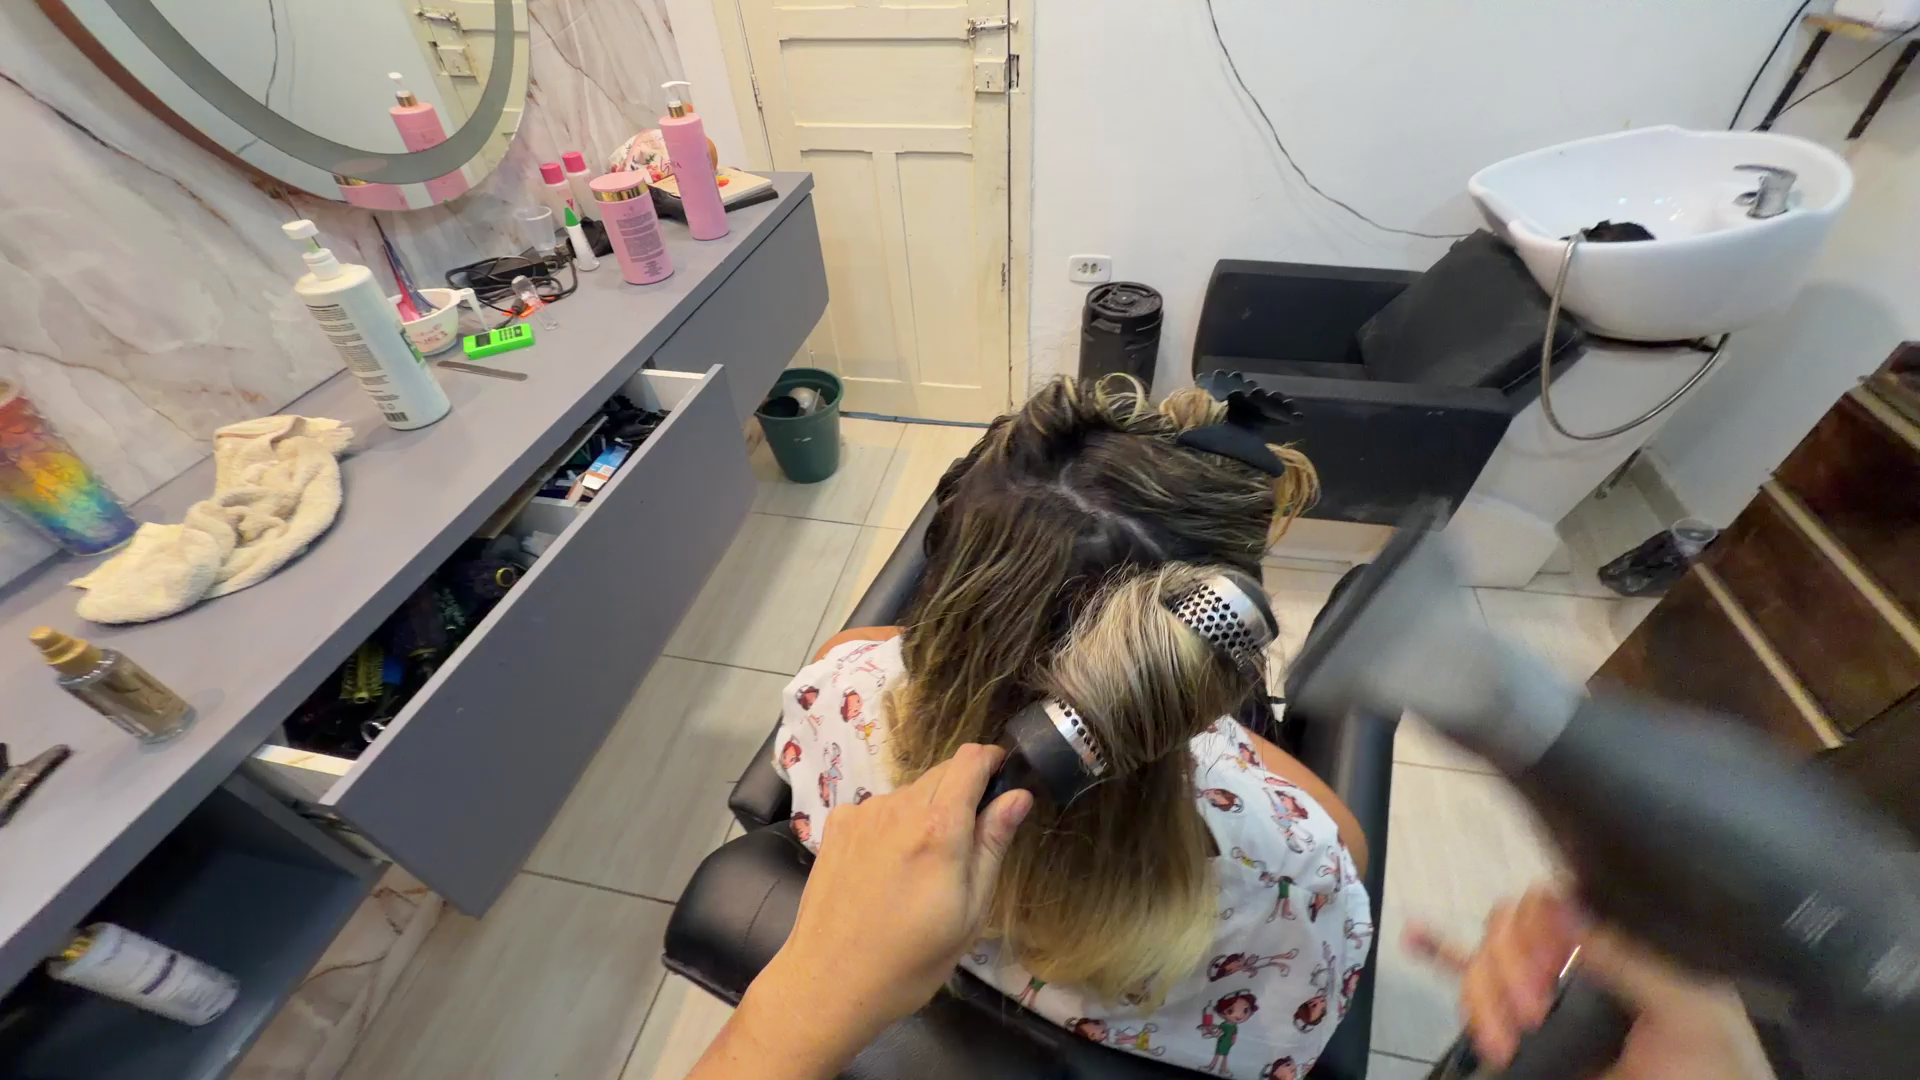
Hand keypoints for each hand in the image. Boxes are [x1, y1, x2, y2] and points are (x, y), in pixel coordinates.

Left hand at [703, 745, 1032, 1079]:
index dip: (991, 759)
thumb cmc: (912, 959)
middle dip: (962, 789)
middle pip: (942, 771)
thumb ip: (992, 844)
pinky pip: (879, 808)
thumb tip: (1019, 795)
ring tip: (921, 864)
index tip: (1002, 775)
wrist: (828, 984)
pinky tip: (885, 866)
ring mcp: (864, 812)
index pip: (970, 760)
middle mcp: (899, 806)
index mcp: (938, 826)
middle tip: (966, 839)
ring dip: (926, 809)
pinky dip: (893, 823)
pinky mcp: (838, 823)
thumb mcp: (969, 910)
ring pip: (911, 791)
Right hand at [1410, 886, 1774, 1079]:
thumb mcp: (1687, 1017)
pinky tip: (1414, 938)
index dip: (1537, 929)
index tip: (1552, 970)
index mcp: (1611, 944)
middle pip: (1504, 926)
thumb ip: (1629, 958)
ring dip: (1478, 992)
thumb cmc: (1705, 1077)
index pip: (1548, 902)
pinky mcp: (1509, 1011)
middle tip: (1534, 1016)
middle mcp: (1568, 955)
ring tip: (1500, 1039)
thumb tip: (1560, 902)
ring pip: (1479, 957)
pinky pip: (1463, 966)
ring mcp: (1536, 983)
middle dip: (1508, 969)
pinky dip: (1436, 948)